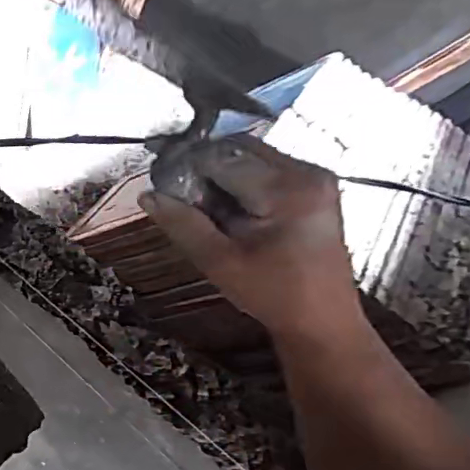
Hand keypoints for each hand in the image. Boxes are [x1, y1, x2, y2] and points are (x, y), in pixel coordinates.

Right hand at [138, 136, 356, 334]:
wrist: (322, 320)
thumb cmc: (272, 295)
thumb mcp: (219, 261)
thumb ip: (183, 224)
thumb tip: (147, 196)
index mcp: (287, 188)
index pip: (222, 157)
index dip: (187, 168)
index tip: (163, 190)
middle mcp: (307, 171)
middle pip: (240, 149)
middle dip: (204, 168)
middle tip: (180, 198)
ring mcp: (315, 178)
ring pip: (252, 157)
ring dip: (222, 176)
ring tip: (204, 210)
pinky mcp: (315, 188)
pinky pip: (267, 170)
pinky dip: (241, 184)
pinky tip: (229, 213)